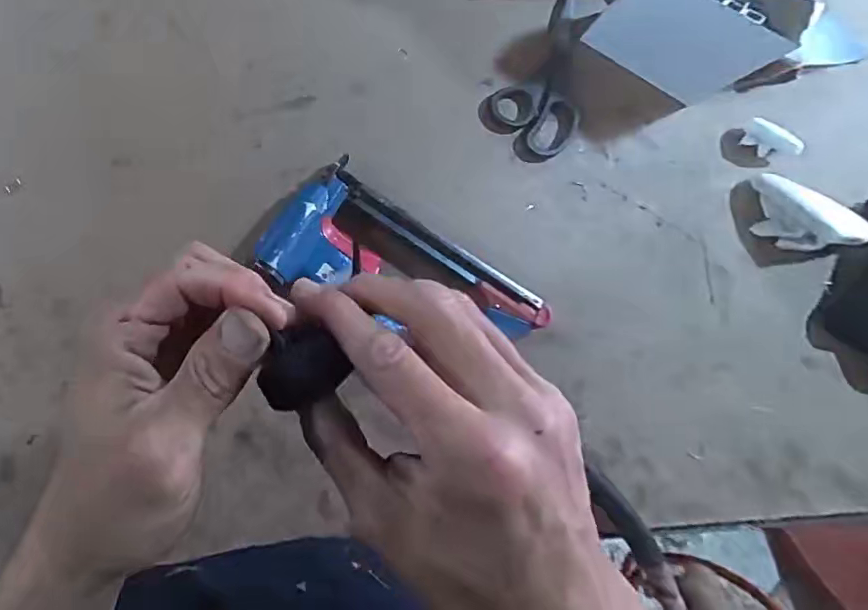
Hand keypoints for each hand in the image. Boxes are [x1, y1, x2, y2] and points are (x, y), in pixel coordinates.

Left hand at [0, 244, 294, 609]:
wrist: (88, 552)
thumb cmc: (116, 501)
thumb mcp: (164, 442)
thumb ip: (208, 377)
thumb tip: (256, 318)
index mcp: (121, 331)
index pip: (183, 279)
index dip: (233, 285)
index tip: (279, 315)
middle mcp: (137, 325)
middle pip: (196, 275)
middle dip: (241, 287)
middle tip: (284, 320)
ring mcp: (155, 345)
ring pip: (208, 298)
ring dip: (246, 305)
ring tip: (285, 329)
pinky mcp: (176, 367)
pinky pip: (213, 329)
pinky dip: (242, 329)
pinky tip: (268, 344)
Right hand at [292, 275, 634, 609]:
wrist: (561, 605)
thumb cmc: (463, 575)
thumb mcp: (382, 521)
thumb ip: (336, 443)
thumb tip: (307, 382)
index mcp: (468, 449)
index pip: (391, 355)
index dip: (342, 316)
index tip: (305, 295)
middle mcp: (512, 406)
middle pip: (432, 310)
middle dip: (373, 290)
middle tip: (333, 294)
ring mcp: (540, 392)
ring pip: (462, 308)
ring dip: (406, 295)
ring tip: (366, 303)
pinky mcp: (550, 389)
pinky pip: (485, 330)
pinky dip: (440, 316)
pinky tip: (412, 326)